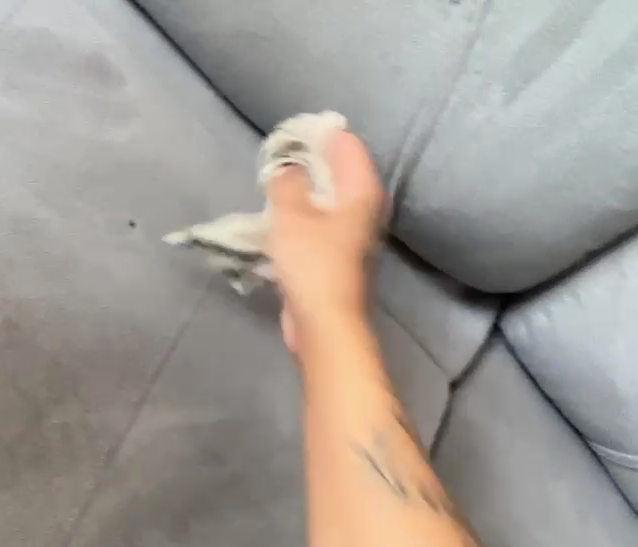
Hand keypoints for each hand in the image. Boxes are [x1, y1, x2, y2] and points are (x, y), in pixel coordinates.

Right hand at [262, 129, 386, 352]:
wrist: (323, 321)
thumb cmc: (312, 264)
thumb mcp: (291, 216)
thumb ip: (286, 185)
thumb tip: (284, 168)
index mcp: (361, 190)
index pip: (346, 144)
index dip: (318, 133)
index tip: (289, 133)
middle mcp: (363, 208)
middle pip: (338, 172)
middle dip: (309, 162)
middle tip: (278, 158)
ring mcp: (351, 235)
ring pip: (326, 201)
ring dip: (302, 193)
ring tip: (274, 187)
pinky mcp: (335, 257)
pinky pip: (317, 226)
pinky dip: (300, 218)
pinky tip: (278, 222)